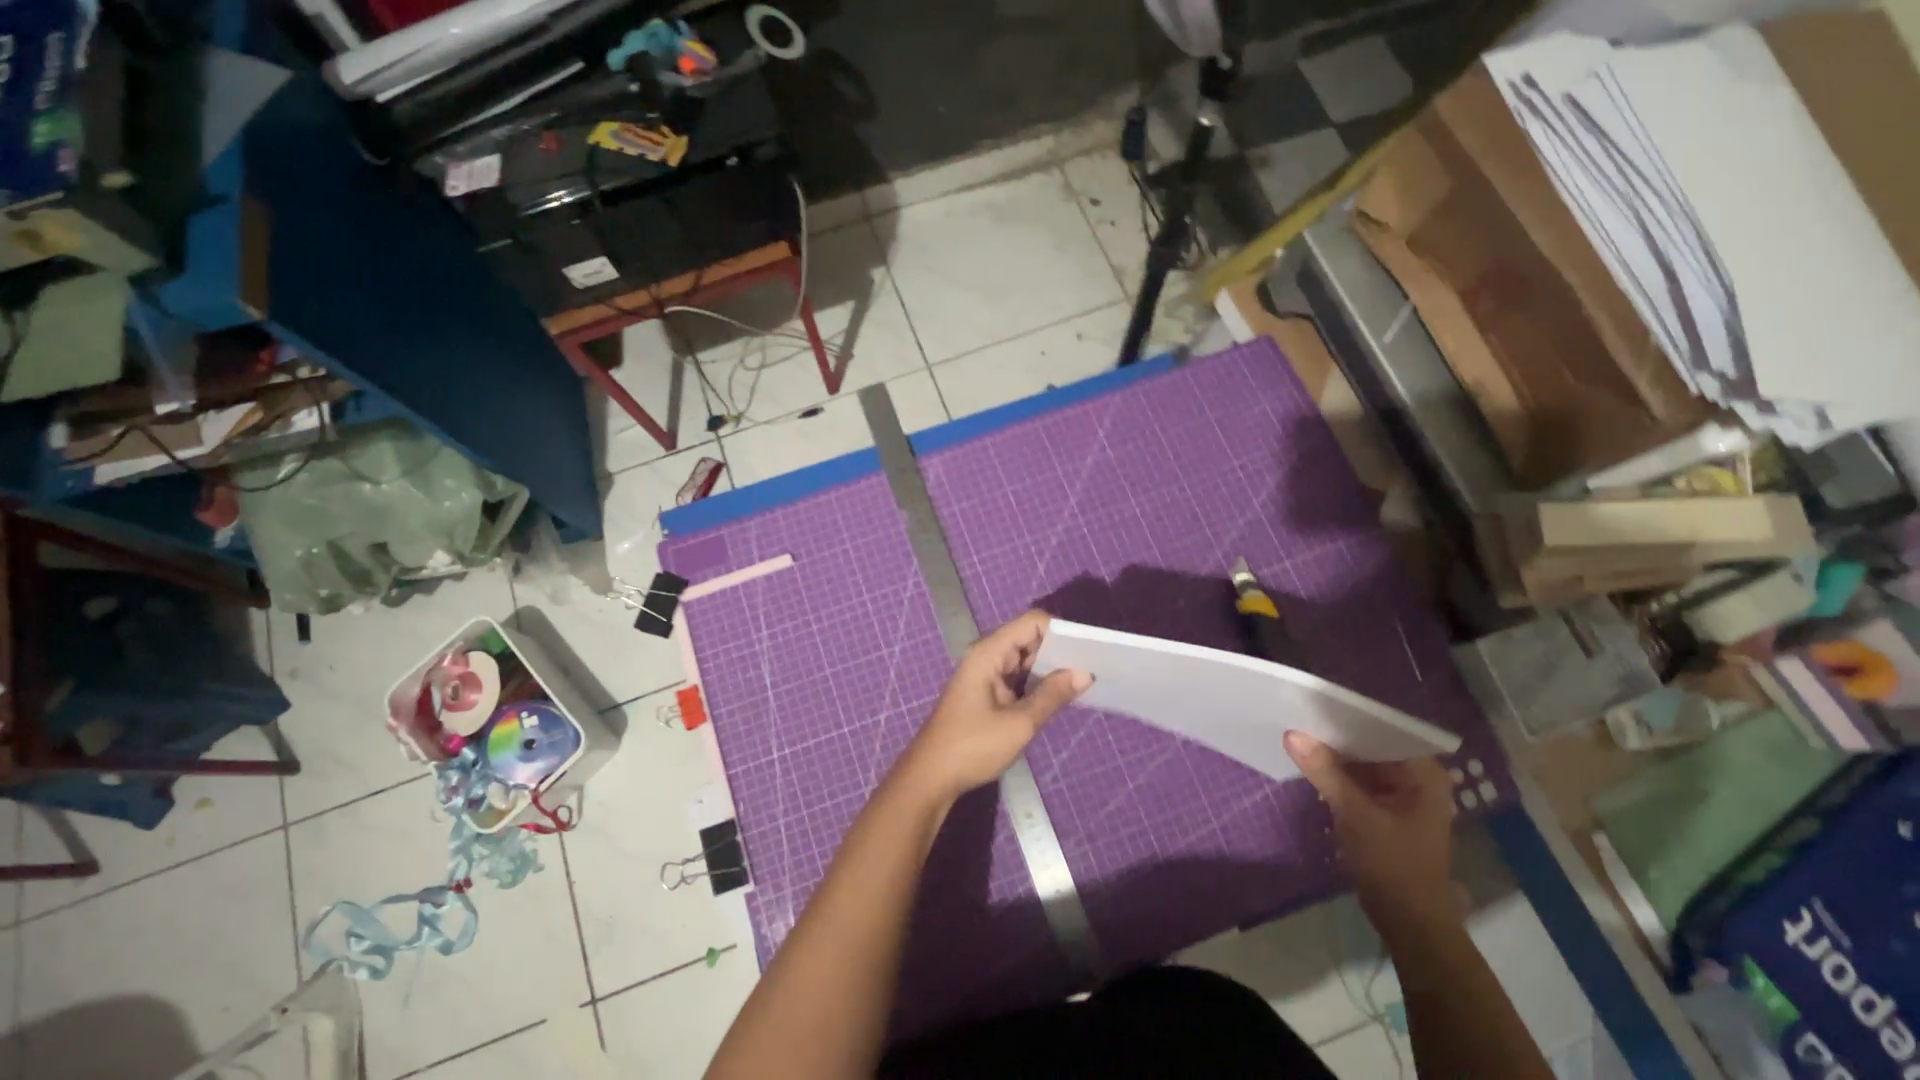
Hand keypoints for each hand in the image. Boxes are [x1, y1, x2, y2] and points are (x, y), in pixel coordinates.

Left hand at [898, 611, 1090, 802]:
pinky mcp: (987, 694)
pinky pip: (1019, 679)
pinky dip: (1038, 685)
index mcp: (990, 653)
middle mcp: (987, 656)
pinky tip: (1060, 698)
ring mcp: (986, 675)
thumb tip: (1085, 673)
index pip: (1032, 622)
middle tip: (1093, 669)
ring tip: (1084, 683)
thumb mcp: (1020, 723)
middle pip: (1030, 639)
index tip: (1088, 651)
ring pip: (1026, 661)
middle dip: (1059, 651)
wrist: (931, 778)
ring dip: (1051, 670)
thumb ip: (1053, 695)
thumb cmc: (973, 747)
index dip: (1060, 631)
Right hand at [1284, 732, 1457, 935]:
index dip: (1351, 721)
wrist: (1409, 922)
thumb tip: (1292, 734)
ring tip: (1303, 743)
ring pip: (1367, 770)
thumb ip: (1325, 772)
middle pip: (1375, 751)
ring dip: (1339, 763)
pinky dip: (1343, 783)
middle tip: (1302, 724)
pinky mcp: (1391, 818)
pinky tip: (1315, 773)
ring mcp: (1406, 801)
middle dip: (1341, 742)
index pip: (1386, 733)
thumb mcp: (1355, 815)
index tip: (1315, 710)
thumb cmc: (1392, 864)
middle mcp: (1421, 783)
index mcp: (1425, 776)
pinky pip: (1364, 788)